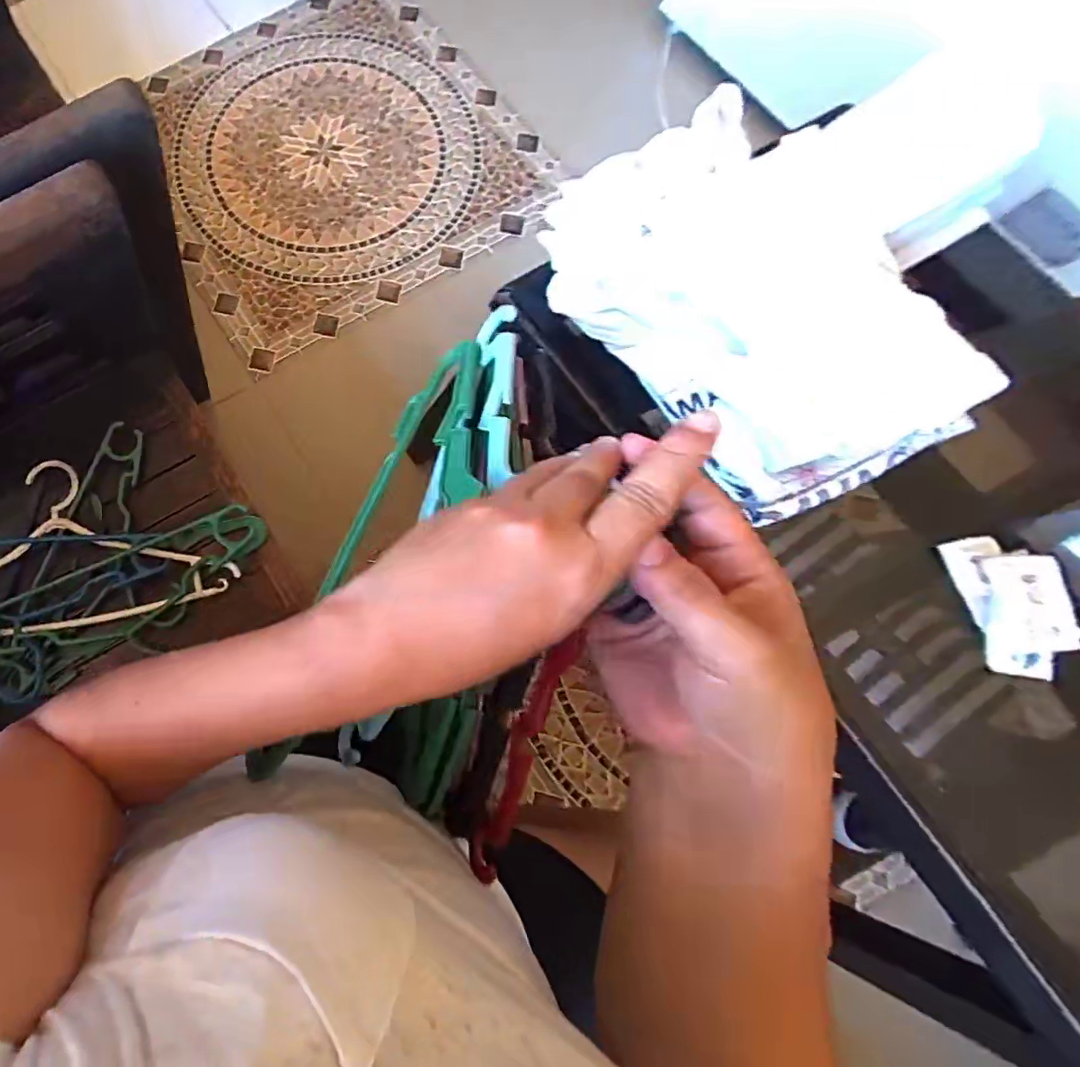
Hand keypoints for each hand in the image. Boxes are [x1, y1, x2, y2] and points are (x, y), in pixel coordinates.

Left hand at [322, 414, 720, 707]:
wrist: (380, 634)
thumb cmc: (463, 656)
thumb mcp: (543, 629)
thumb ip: (574, 579)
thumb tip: (584, 547)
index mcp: (579, 572)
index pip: (643, 502)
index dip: (677, 458)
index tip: (700, 423)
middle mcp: (548, 528)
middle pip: (594, 470)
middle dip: (613, 458)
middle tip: (622, 451)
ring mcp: (500, 508)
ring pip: (552, 470)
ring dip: (573, 466)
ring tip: (584, 465)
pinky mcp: (465, 501)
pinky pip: (513, 484)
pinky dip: (531, 485)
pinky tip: (526, 500)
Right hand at [585, 434, 833, 788]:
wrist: (719, 772)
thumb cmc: (758, 705)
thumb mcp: (736, 644)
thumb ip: (686, 591)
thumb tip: (637, 538)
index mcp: (737, 570)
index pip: (705, 510)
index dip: (673, 477)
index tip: (632, 445)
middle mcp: (690, 577)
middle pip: (655, 527)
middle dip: (626, 499)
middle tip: (582, 470)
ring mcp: (648, 603)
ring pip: (619, 557)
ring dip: (596, 534)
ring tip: (558, 505)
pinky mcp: (613, 630)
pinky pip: (593, 594)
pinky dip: (575, 576)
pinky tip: (551, 555)